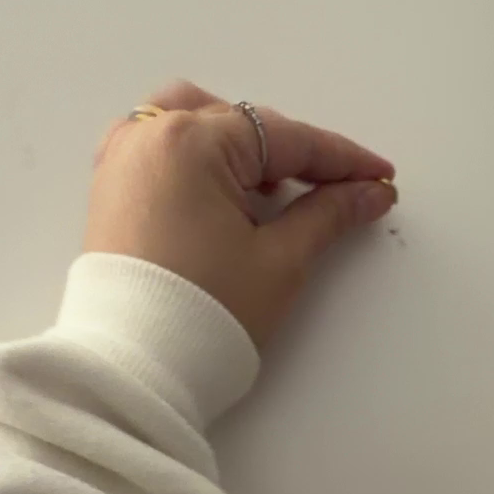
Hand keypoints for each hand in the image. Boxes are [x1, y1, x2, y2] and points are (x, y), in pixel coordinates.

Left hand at [84, 80, 397, 346]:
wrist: (136, 368)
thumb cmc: (208, 313)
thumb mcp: (280, 261)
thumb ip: (329, 215)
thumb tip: (372, 193)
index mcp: (192, 142)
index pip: (285, 139)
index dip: (341, 159)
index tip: (380, 176)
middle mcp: (150, 134)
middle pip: (242, 126)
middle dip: (295, 156)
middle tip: (340, 190)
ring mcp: (123, 158)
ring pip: (198, 126)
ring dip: (245, 148)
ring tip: (278, 189)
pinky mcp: (112, 188)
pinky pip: (165, 149)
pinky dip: (203, 159)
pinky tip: (227, 190)